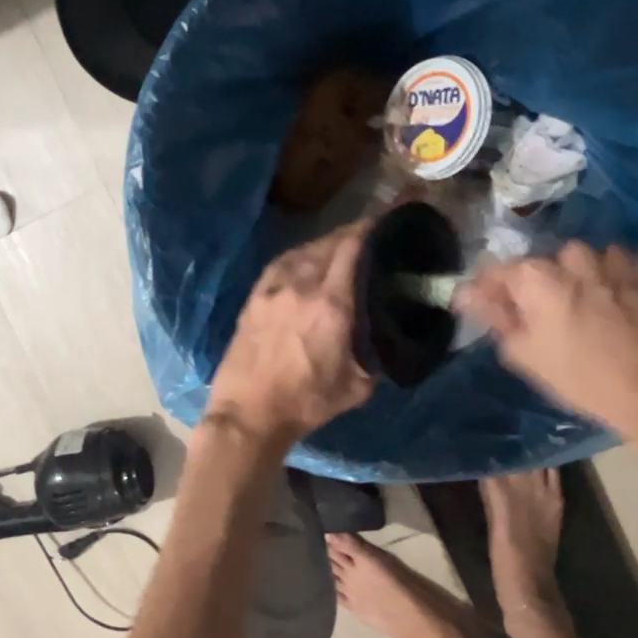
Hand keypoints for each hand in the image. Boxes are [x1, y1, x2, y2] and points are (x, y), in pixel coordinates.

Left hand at [206, 221, 375, 443]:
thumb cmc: (307, 403)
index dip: (372, 229)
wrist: (249, 413)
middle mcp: (301, 286)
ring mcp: (273, 288)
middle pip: (330, 243)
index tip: (388, 223)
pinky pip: (282, 262)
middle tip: (371, 235)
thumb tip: (387, 332)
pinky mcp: (254, 297)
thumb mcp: (358, 386)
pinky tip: (308, 261)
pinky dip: (300, 255)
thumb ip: (376, 352)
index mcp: (332, 304)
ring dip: (327, 243)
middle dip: (353, 234)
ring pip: (304, 249)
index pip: (353, 248)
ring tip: (343, 246)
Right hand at [454, 242, 637, 438]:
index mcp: (538, 278)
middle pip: (549, 264)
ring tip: (597, 314)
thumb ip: (495, 317)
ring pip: (593, 261)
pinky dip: (628, 281)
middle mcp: (576, 258)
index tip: (488, 306)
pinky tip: (632, 307)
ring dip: (590, 281)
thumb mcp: (527, 356)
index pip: (499, 270)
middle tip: (552, 320)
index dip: (491, 289)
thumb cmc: (586, 381)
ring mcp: (622, 260)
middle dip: (547, 285)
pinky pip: (633, 266)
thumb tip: (467, 294)